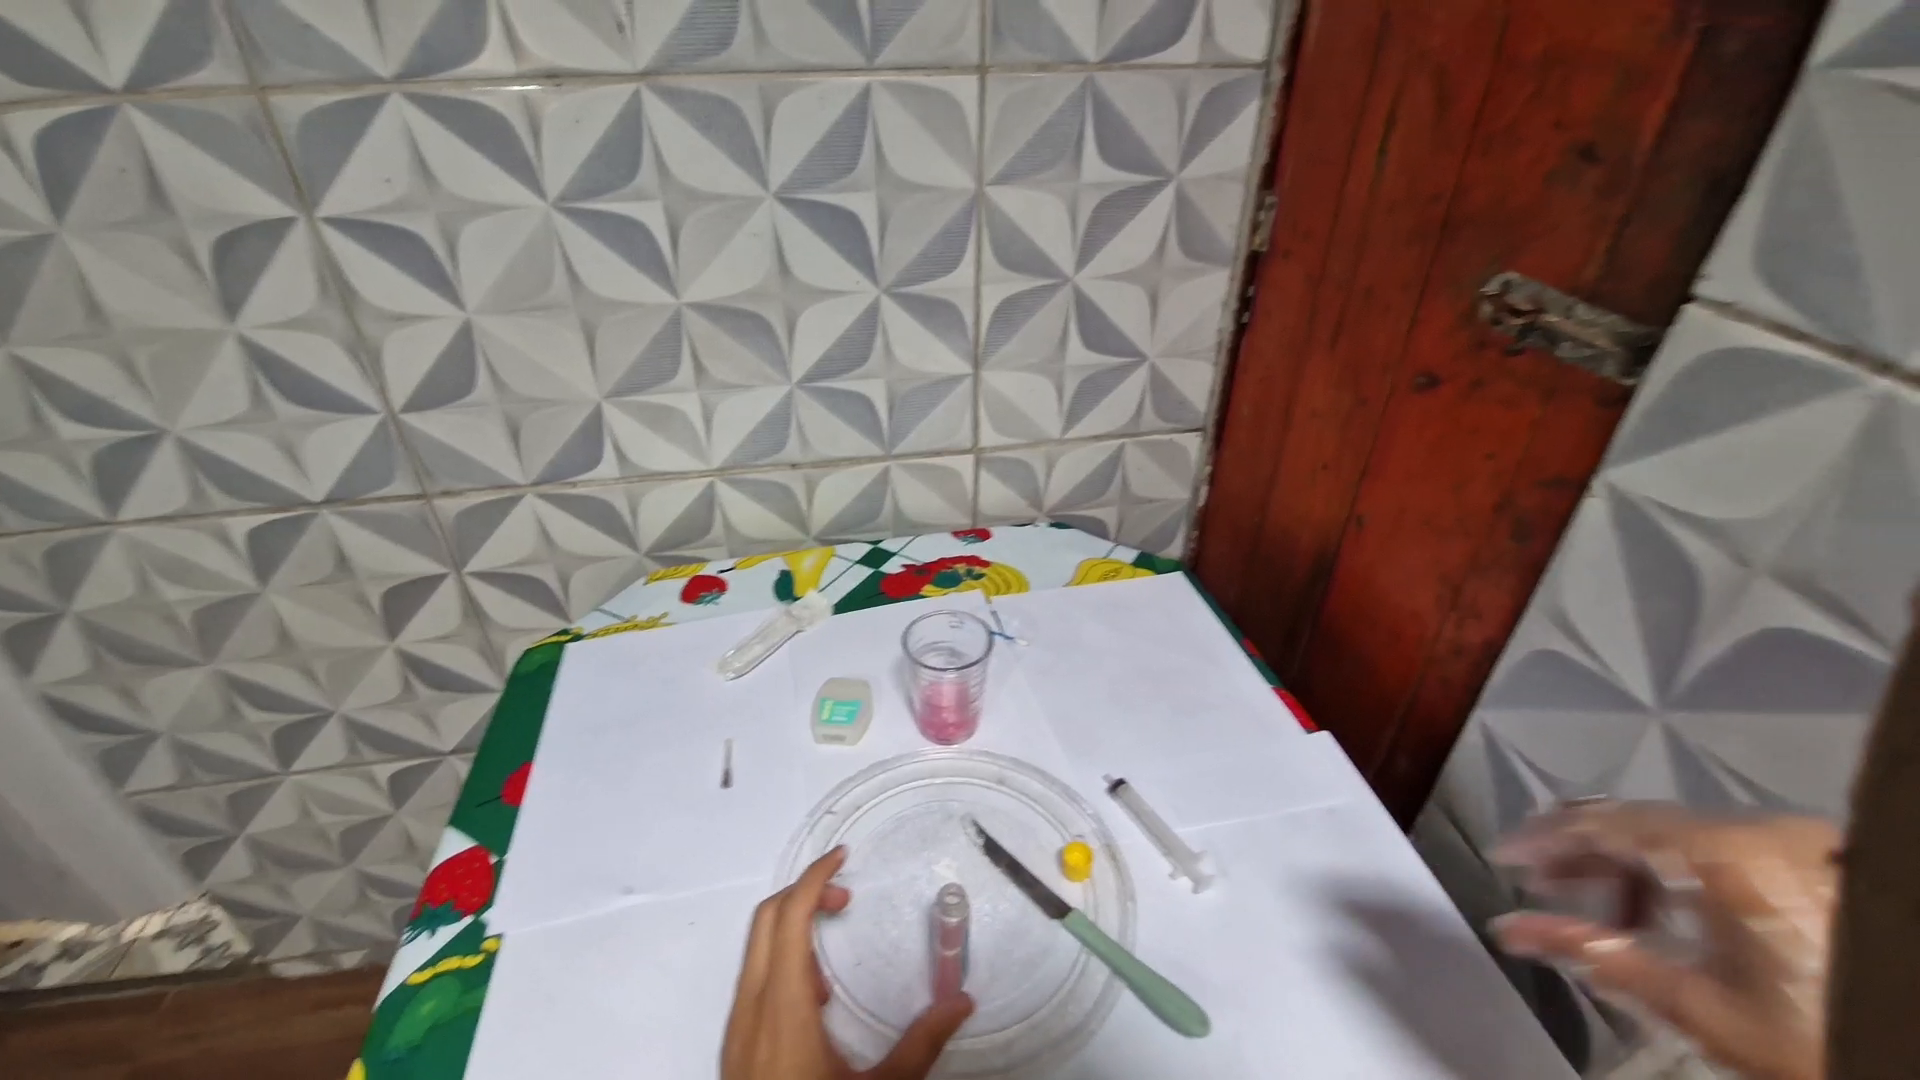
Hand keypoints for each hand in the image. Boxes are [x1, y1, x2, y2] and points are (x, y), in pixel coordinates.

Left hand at [722, 847, 974, 1079]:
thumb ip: (920, 1046)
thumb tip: (963, 1002)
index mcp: (784, 1007)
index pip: (790, 916)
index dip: (814, 878)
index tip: (842, 857)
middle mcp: (751, 1008)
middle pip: (767, 920)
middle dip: (806, 894)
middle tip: (846, 898)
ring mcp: (736, 1027)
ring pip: (757, 950)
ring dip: (793, 931)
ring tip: (833, 960)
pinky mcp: (734, 1046)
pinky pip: (754, 981)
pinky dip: (782, 965)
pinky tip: (815, 1002)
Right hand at [1491, 801, 1838, 1079]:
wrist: (1912, 1053)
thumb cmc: (1809, 1038)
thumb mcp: (1693, 1004)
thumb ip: (1592, 953)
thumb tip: (1508, 928)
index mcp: (1724, 854)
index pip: (1607, 825)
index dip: (1546, 838)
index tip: (1504, 855)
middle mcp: (1759, 830)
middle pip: (1640, 821)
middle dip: (1581, 849)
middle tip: (1535, 876)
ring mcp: (1795, 841)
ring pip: (1679, 832)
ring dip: (1627, 861)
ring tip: (1595, 900)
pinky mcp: (1818, 858)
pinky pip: (1720, 844)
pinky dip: (1677, 868)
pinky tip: (1661, 906)